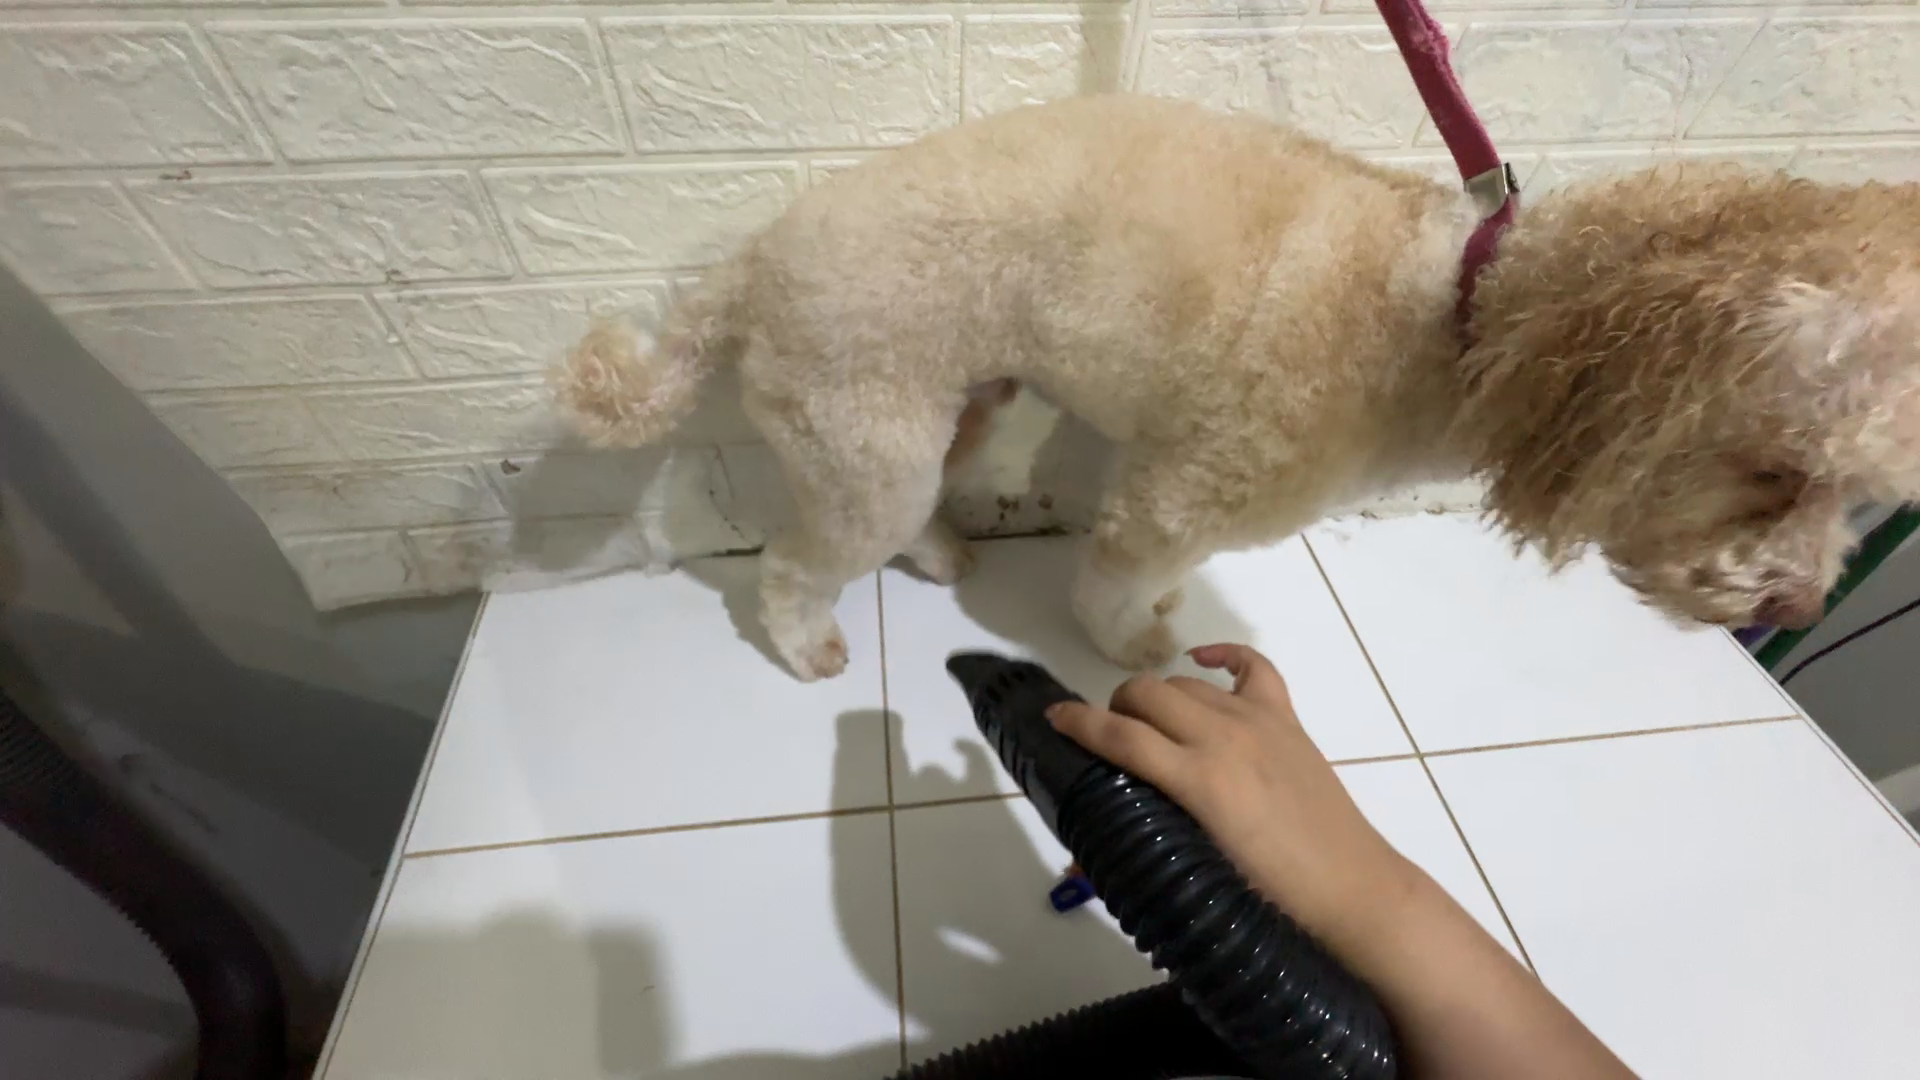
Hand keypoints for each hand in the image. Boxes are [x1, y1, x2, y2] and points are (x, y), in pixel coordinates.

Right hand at [1047, 643, 1411, 949]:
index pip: (1120, 736)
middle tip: (1115, 738)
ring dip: (1157, 698)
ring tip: (1155, 724)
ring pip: (1185, 683)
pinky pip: (1252, 665)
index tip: (1054, 718)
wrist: (1354, 892)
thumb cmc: (1270, 896)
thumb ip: (1135, 854)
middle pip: (1146, 695)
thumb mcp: (1195, 877)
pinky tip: (1203, 658)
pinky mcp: (1286, 717)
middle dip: (1116, 708)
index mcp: (1199, 779)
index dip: (1078, 723)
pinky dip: (1224, 654)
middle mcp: (1223, 737)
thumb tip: (1076, 861)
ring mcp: (1257, 720)